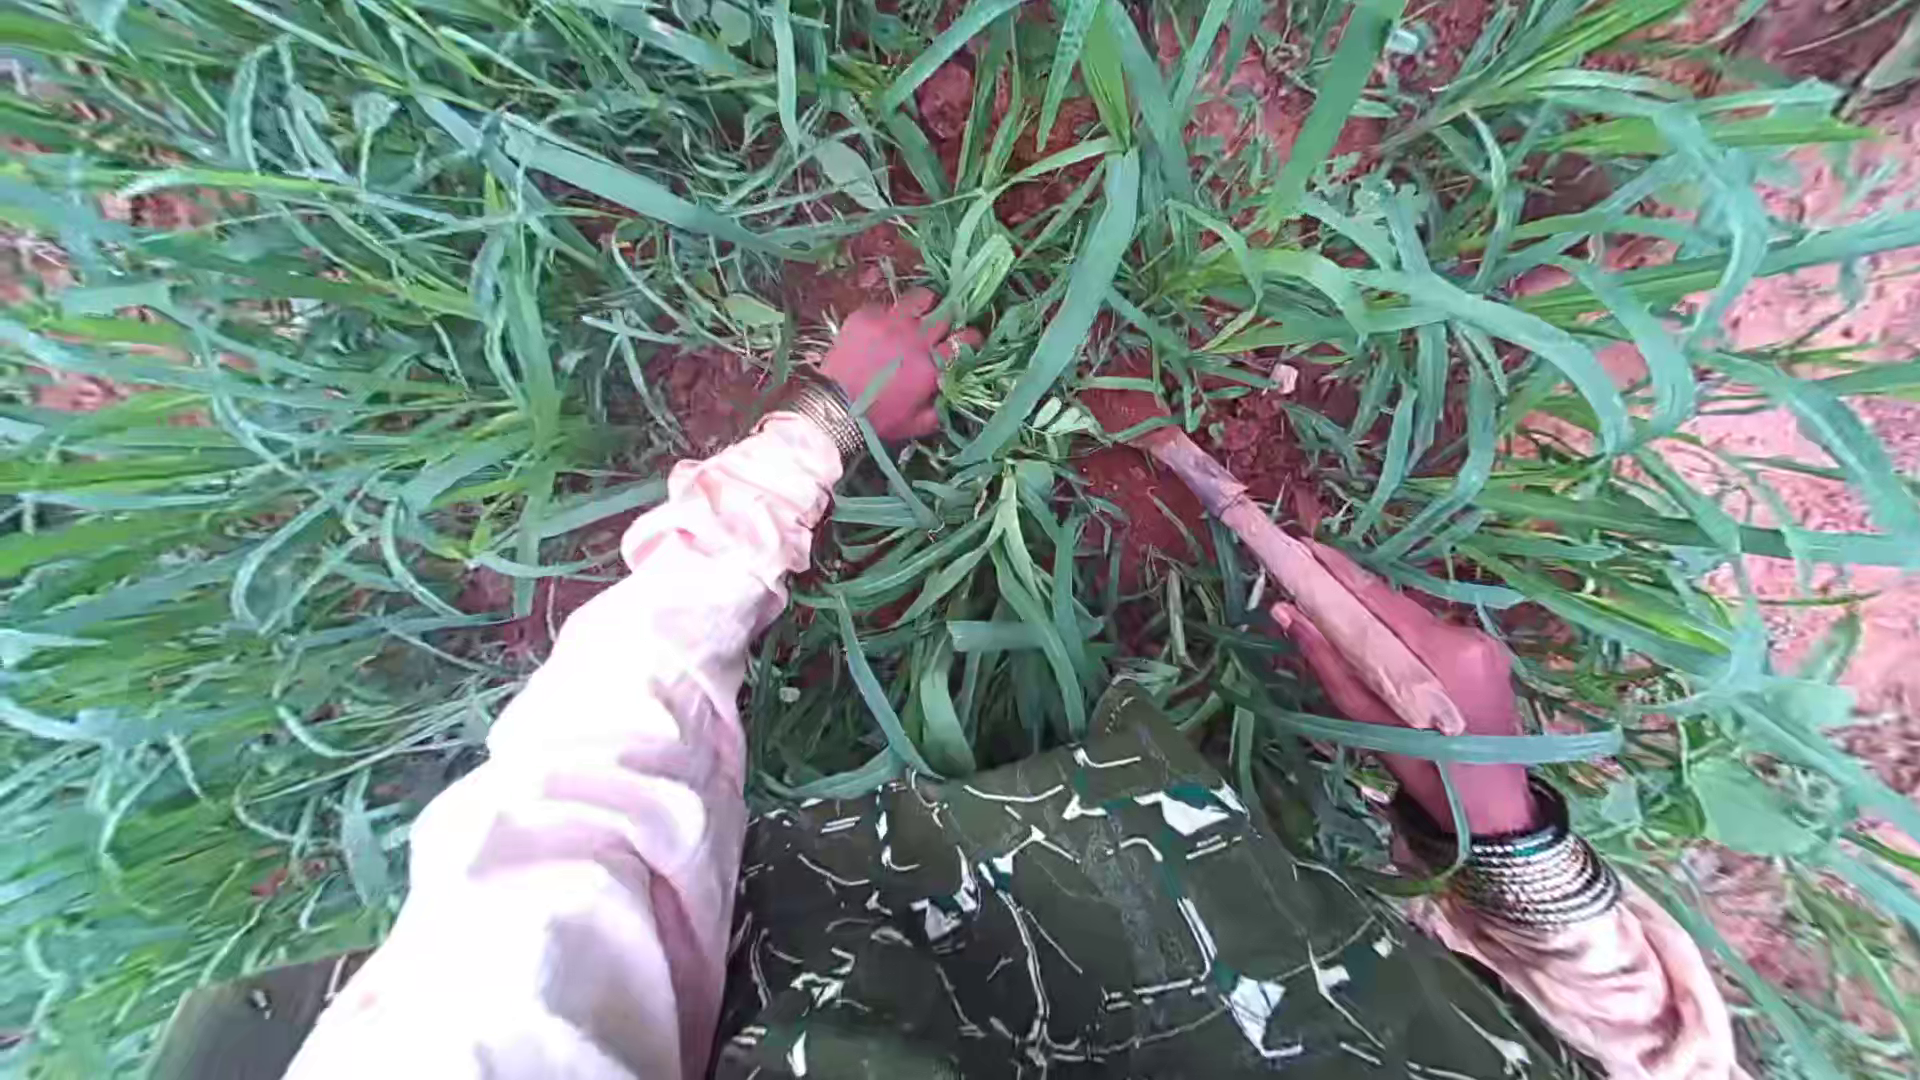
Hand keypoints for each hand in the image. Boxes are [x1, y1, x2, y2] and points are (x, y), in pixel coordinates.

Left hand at [819, 287, 980, 440]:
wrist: (834, 409)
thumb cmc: (879, 421)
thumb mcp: (917, 425)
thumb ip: (941, 409)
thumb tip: (953, 392)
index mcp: (932, 366)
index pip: (965, 340)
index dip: (971, 338)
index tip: (969, 340)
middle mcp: (915, 339)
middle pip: (946, 313)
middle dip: (950, 318)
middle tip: (944, 325)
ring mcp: (890, 323)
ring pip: (919, 298)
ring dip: (925, 305)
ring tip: (920, 314)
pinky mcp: (865, 316)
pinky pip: (886, 306)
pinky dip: (889, 315)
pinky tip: (884, 327)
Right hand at [1271, 543, 1540, 835]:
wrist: (1490, 807)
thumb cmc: (1420, 765)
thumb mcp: (1361, 713)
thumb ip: (1325, 658)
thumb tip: (1284, 611)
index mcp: (1443, 652)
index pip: (1378, 597)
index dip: (1338, 570)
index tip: (1304, 546)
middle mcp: (1469, 636)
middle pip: (1393, 603)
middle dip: (1348, 587)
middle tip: (1306, 569)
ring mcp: (1482, 642)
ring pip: (1408, 614)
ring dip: (1368, 608)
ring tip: (1328, 600)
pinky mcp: (1484, 652)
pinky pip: (1425, 628)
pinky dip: (1392, 625)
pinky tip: (1368, 631)